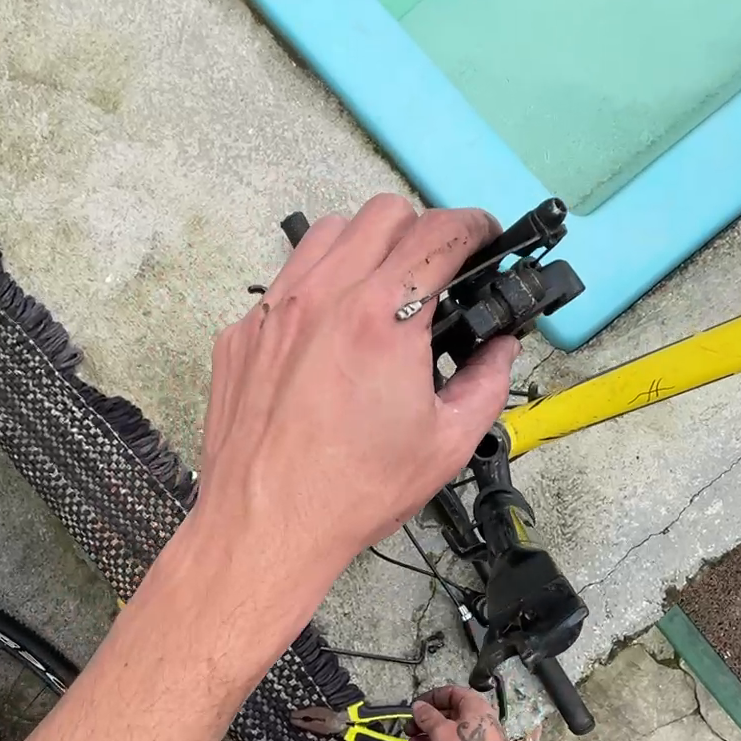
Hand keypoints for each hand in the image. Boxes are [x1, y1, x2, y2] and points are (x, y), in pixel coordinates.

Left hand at [189, 194, 520, 583]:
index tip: (480, 237)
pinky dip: (313, 288)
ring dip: (363, 246)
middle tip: (431, 272)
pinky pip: (282, 282)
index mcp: (382, 319)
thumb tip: (499, 351)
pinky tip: (324, 331)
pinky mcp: (241, 335)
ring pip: (327, 234)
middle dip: (420, 232)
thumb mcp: (445, 445)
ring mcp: (273, 313)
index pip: (440, 232)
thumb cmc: (346, 493)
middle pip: (383, 214)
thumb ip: (486, 383)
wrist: (265, 525)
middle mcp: (323, 300)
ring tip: (377, 291)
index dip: (474, 226)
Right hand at [410, 685, 515, 740]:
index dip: (431, 697)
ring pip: (450, 734)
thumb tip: (418, 705)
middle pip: (448, 715)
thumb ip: (427, 716)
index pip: (452, 692)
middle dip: (426, 723)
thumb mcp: (441, 732)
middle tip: (409, 731)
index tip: (415, 707)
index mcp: (476, 707)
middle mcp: (480, 721)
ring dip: (429, 739)